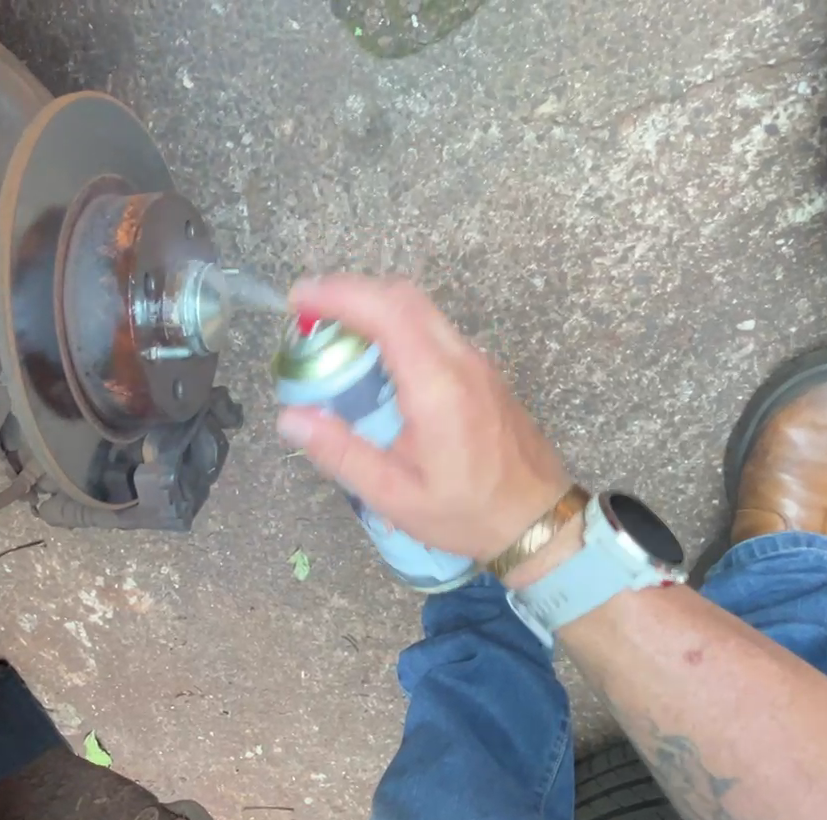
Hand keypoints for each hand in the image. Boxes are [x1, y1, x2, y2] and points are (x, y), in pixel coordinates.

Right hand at [276, 276, 569, 561]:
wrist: (536, 519)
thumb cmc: (465, 512)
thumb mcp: (392, 494)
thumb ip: (340, 452)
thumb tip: (290, 419)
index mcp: (437, 387)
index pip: (387, 312)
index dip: (338, 294)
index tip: (298, 298)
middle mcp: (460, 361)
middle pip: (402, 297)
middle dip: (348, 292)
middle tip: (306, 312)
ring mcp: (475, 361)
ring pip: (419, 309)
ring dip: (371, 307)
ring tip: (329, 332)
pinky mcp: (479, 370)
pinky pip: (431, 329)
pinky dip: (392, 325)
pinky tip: (369, 357)